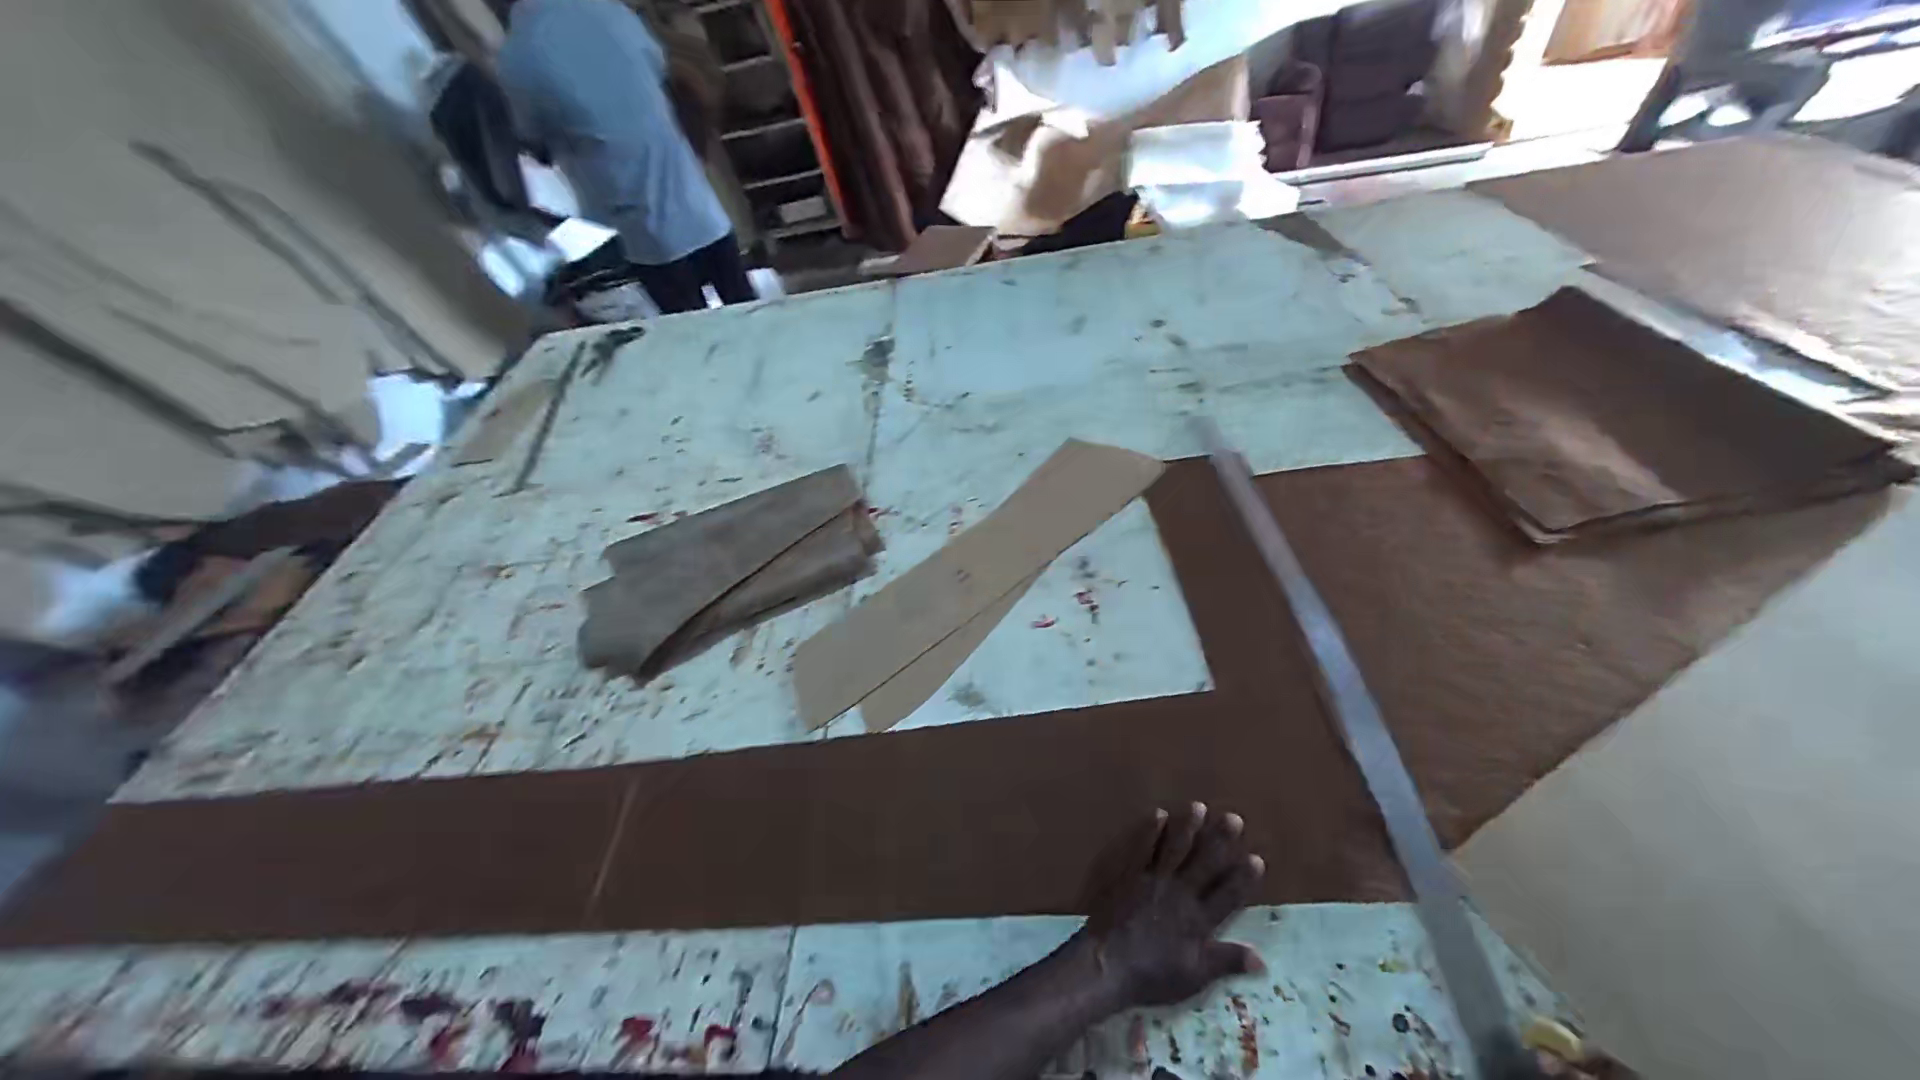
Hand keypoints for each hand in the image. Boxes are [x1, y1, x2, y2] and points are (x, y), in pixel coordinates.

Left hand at [1077, 803, 1266, 1009]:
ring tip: (1198, 806)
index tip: (1257, 858)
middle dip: (1220, 840)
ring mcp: (1153, 880)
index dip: (1243, 878)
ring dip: (1187, 827)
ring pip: (1175, 848)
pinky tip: (1159, 814)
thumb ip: (1226, 961)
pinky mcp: (1130, 874)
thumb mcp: (1195, 975)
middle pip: (1204, 863)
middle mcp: (1179, 893)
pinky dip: (1150, 831)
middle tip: (1233, 818)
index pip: (1228, 895)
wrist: (1107, 963)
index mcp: (1198, 919)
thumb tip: (1262, 958)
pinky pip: (1142, 848)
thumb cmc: (1152, 974)